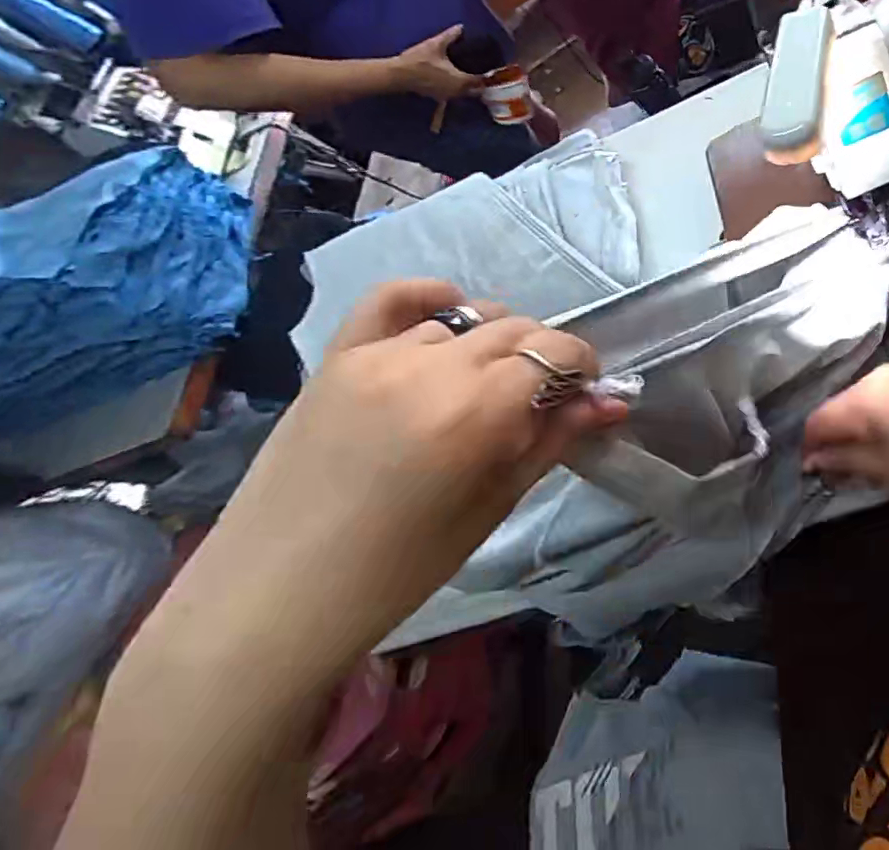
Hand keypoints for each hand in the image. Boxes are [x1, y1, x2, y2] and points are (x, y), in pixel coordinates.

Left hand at [173, 280, 626, 665]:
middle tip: (544, 395)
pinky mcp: (338, 356)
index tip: (586, 390)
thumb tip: (609, 403)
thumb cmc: (402, 567)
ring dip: (494, 342)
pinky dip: (429, 296)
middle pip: (515, 330)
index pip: (552, 353)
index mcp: (476, 412)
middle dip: (544, 355)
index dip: (581, 365)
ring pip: (464, 321)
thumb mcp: (493, 505)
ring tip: (490, 382)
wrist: (279, 592)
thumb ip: (552, 440)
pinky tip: (449, 307)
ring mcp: (378, 356)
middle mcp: (431, 367)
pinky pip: (391, 300)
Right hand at [389, 24, 479, 100]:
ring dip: (469, 87)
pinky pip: (455, 95)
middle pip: (475, 90)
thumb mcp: (435, 45)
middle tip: (481, 70)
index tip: (489, 66)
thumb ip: (450, 36)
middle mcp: (458, 92)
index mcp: (461, 80)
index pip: (480, 80)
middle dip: (480, 82)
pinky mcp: (440, 98)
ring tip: (471, 74)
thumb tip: (461, 27)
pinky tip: (456, 79)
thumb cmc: (419, 60)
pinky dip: (459, 89)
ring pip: (465, 94)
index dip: (486, 74)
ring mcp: (449, 97)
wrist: (400, 75)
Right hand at [803, 361, 888, 494]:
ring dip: (860, 423)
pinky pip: (888, 390)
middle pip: (839, 405)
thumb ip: (844, 461)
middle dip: (836, 435)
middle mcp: (876, 375)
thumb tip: (813, 460)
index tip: (815, 471)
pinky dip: (883, 411)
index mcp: (861, 397)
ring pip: (864, 396)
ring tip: (876, 453)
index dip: (810, 447)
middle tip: (845, 468)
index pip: (817, 420)